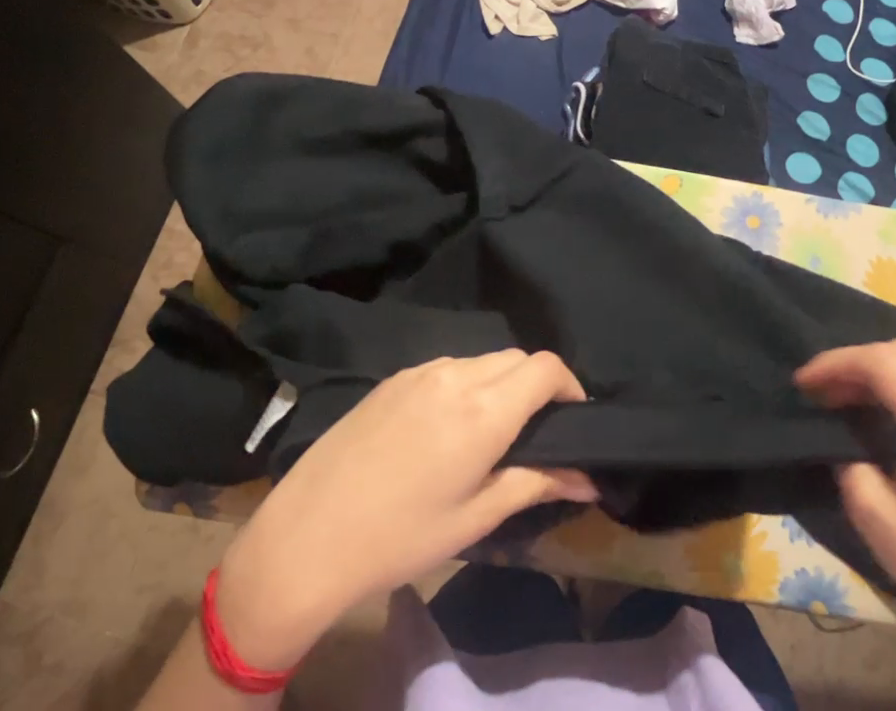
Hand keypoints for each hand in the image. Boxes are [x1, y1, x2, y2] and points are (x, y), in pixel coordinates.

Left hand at [214, 351, 597, 668]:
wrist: (307, 535)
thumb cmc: (400, 537)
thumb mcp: (475, 517)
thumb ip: (535, 484)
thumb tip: (587, 477)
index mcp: (483, 411)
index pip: (546, 368)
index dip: (571, 387)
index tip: (574, 421)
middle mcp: (454, 376)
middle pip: (517, 358)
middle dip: (538, 385)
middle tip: (537, 432)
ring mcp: (417, 373)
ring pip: (481, 360)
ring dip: (501, 384)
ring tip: (492, 432)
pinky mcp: (390, 380)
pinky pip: (446, 367)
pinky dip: (466, 384)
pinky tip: (448, 427)